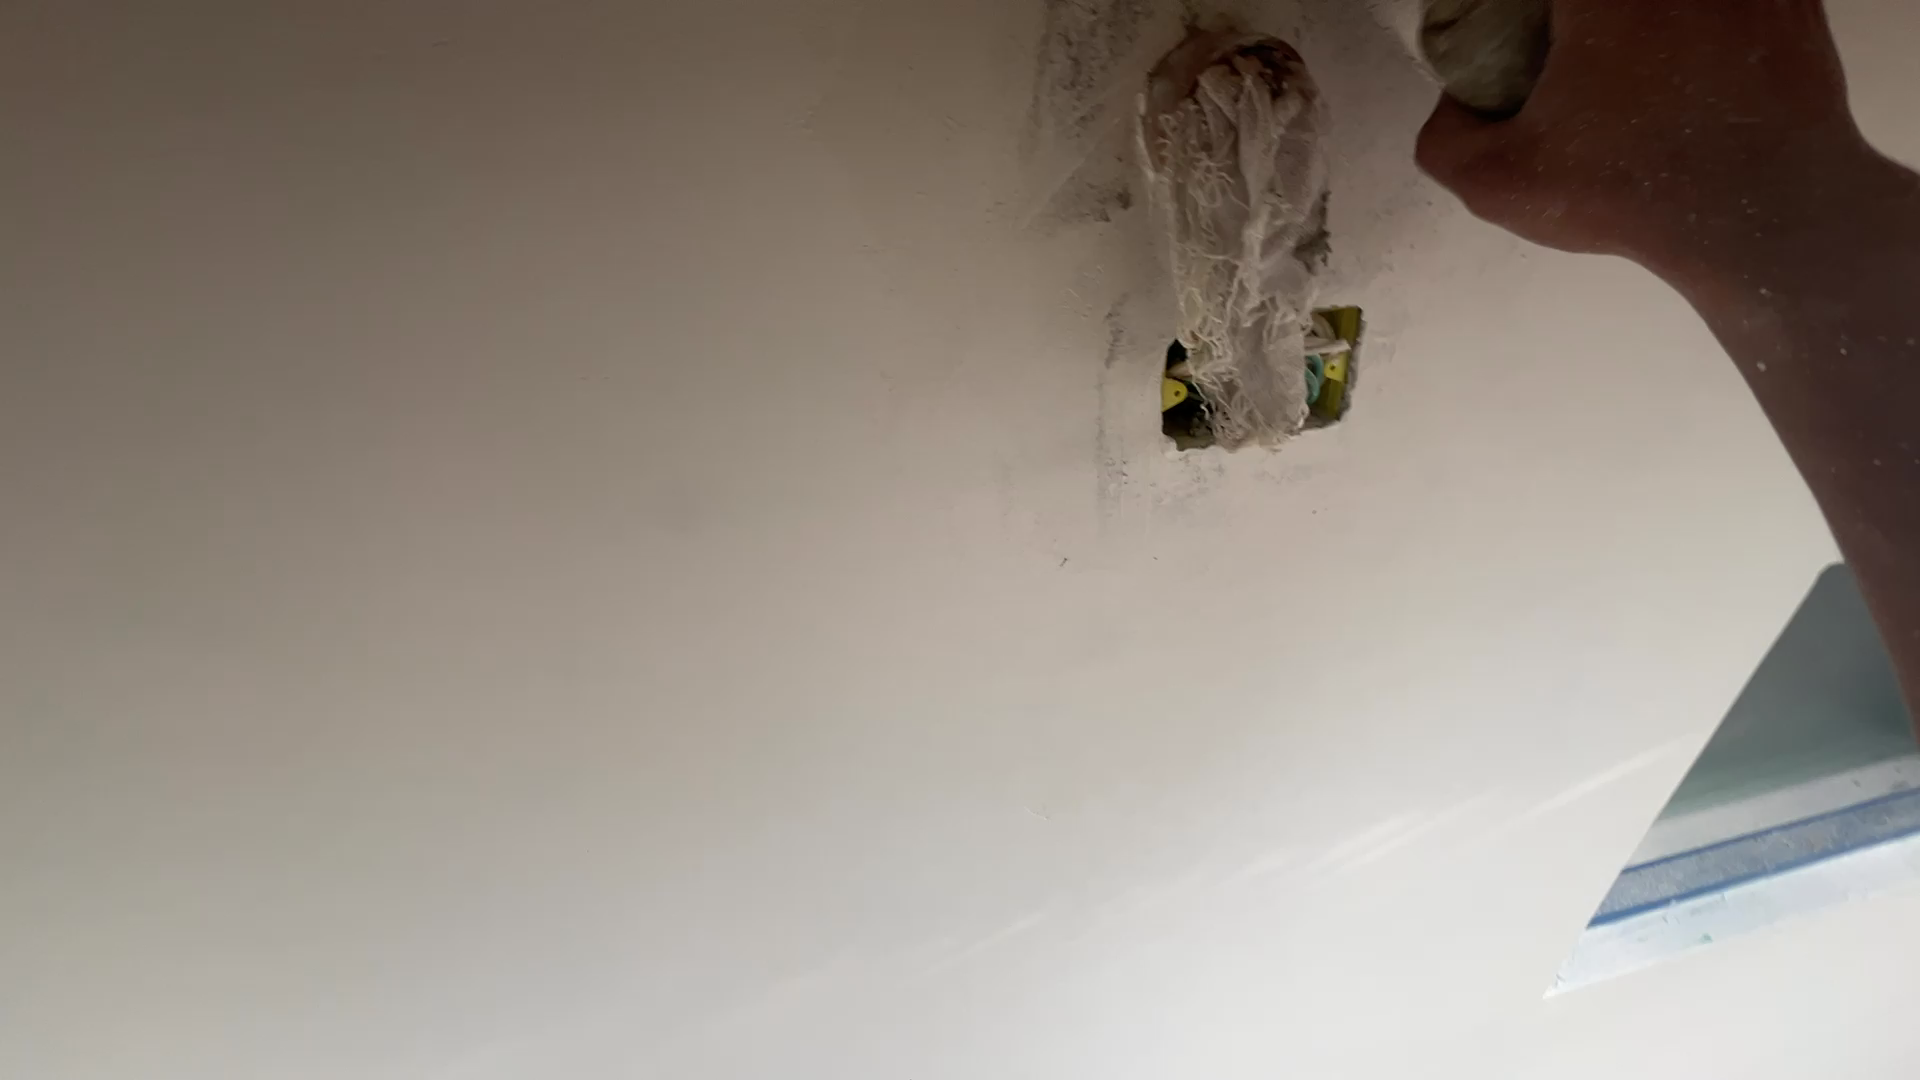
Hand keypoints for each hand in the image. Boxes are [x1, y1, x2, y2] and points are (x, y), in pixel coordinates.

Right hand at [1416, 0, 1866, 269]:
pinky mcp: (1791, 5)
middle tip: (1553, 66)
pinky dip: (1686, 34)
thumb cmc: (1613, 191)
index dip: (1511, 17)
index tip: (1506, 49)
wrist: (1747, 207)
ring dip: (1628, 31)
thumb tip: (1455, 101)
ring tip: (1616, 86)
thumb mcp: (1491, 183)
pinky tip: (1674, 82)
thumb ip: (1445, 137)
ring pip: (1654, 8)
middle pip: (1588, 3)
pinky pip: (1713, 10)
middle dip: (1563, 26)